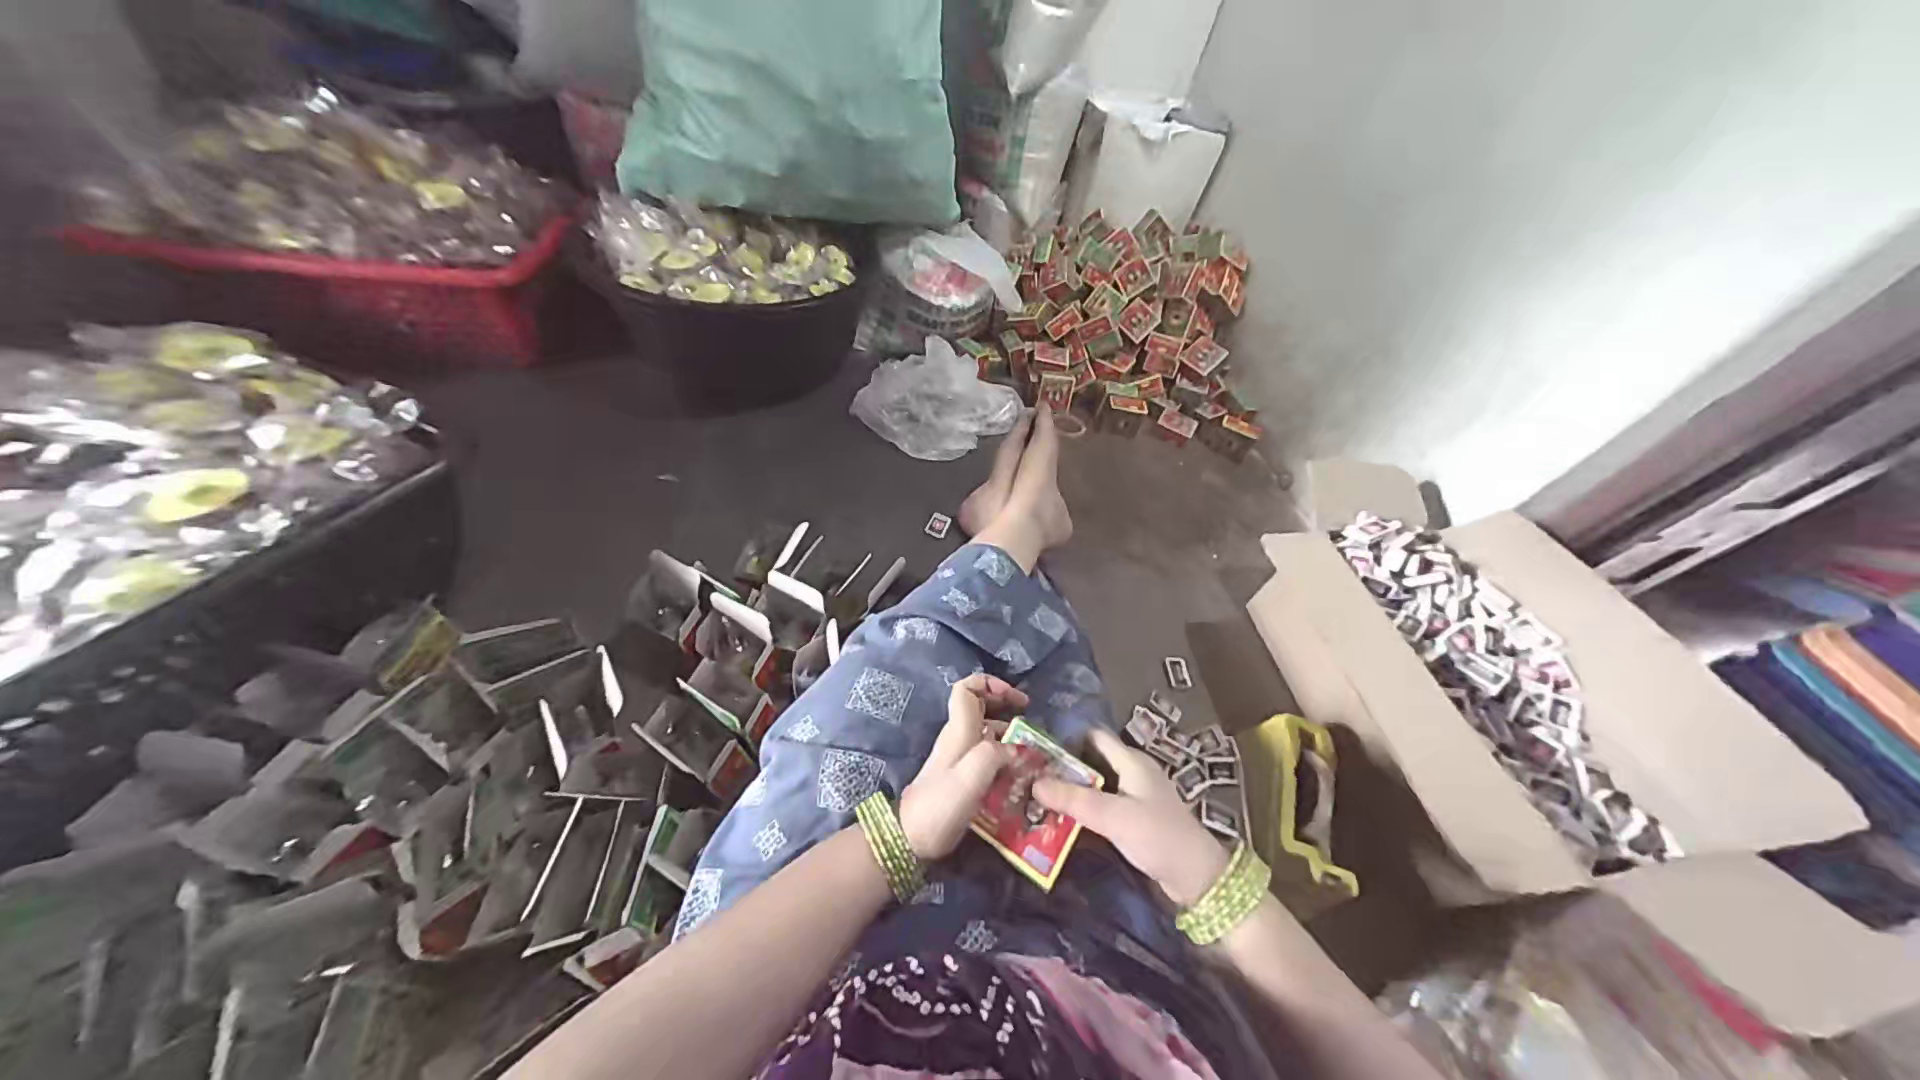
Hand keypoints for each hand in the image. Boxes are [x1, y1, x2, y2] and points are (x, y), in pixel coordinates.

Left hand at [897, 674, 1023, 860]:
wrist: (912, 838)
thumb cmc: (942, 804)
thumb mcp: (973, 775)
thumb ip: (998, 754)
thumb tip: (1020, 749)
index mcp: (959, 729)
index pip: (966, 688)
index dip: (990, 684)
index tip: (1016, 699)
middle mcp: (959, 737)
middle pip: (980, 706)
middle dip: (1005, 706)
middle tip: (1029, 721)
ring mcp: (959, 757)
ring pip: (987, 732)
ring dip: (1010, 735)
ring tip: (1033, 752)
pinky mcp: (962, 777)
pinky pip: (988, 756)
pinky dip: (1005, 757)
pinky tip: (1020, 774)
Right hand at [1033, 728, 1229, 907]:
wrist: (1197, 879)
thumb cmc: (1157, 836)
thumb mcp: (1113, 816)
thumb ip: (1074, 799)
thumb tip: (1034, 783)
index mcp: (1132, 760)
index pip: (1094, 736)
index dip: (1066, 737)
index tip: (1036, 747)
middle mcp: (1134, 771)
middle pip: (1093, 759)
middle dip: (1064, 766)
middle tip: (1031, 774)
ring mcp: (1137, 795)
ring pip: (1097, 783)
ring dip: (1073, 789)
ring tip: (1039, 795)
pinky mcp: (1137, 818)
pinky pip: (1104, 803)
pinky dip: (1086, 806)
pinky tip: (1065, 817)